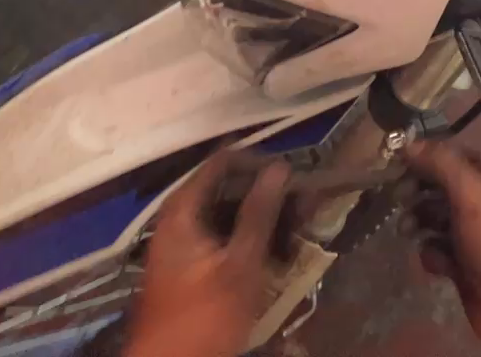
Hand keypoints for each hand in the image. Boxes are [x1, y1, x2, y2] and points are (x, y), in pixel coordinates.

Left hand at [124, 152, 287, 356]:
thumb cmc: (203, 319)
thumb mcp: (240, 264)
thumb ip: (259, 212)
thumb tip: (280, 167)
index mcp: (183, 209)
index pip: (223, 160)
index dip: (259, 161)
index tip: (292, 174)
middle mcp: (179, 217)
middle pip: (226, 185)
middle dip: (265, 190)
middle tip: (302, 201)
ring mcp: (183, 242)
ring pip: (228, 211)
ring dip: (261, 214)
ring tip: (297, 224)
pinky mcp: (191, 264)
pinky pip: (224, 234)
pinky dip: (249, 235)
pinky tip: (277, 249)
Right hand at [405, 140, 480, 356]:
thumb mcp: (470, 194)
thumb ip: (439, 164)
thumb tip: (408, 143)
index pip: (453, 153)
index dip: (427, 154)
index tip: (399, 161)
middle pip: (441, 183)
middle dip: (418, 189)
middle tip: (397, 197)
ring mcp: (474, 232)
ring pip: (436, 216)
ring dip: (418, 220)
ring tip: (405, 230)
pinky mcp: (465, 262)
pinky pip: (439, 248)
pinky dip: (433, 253)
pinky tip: (438, 264)